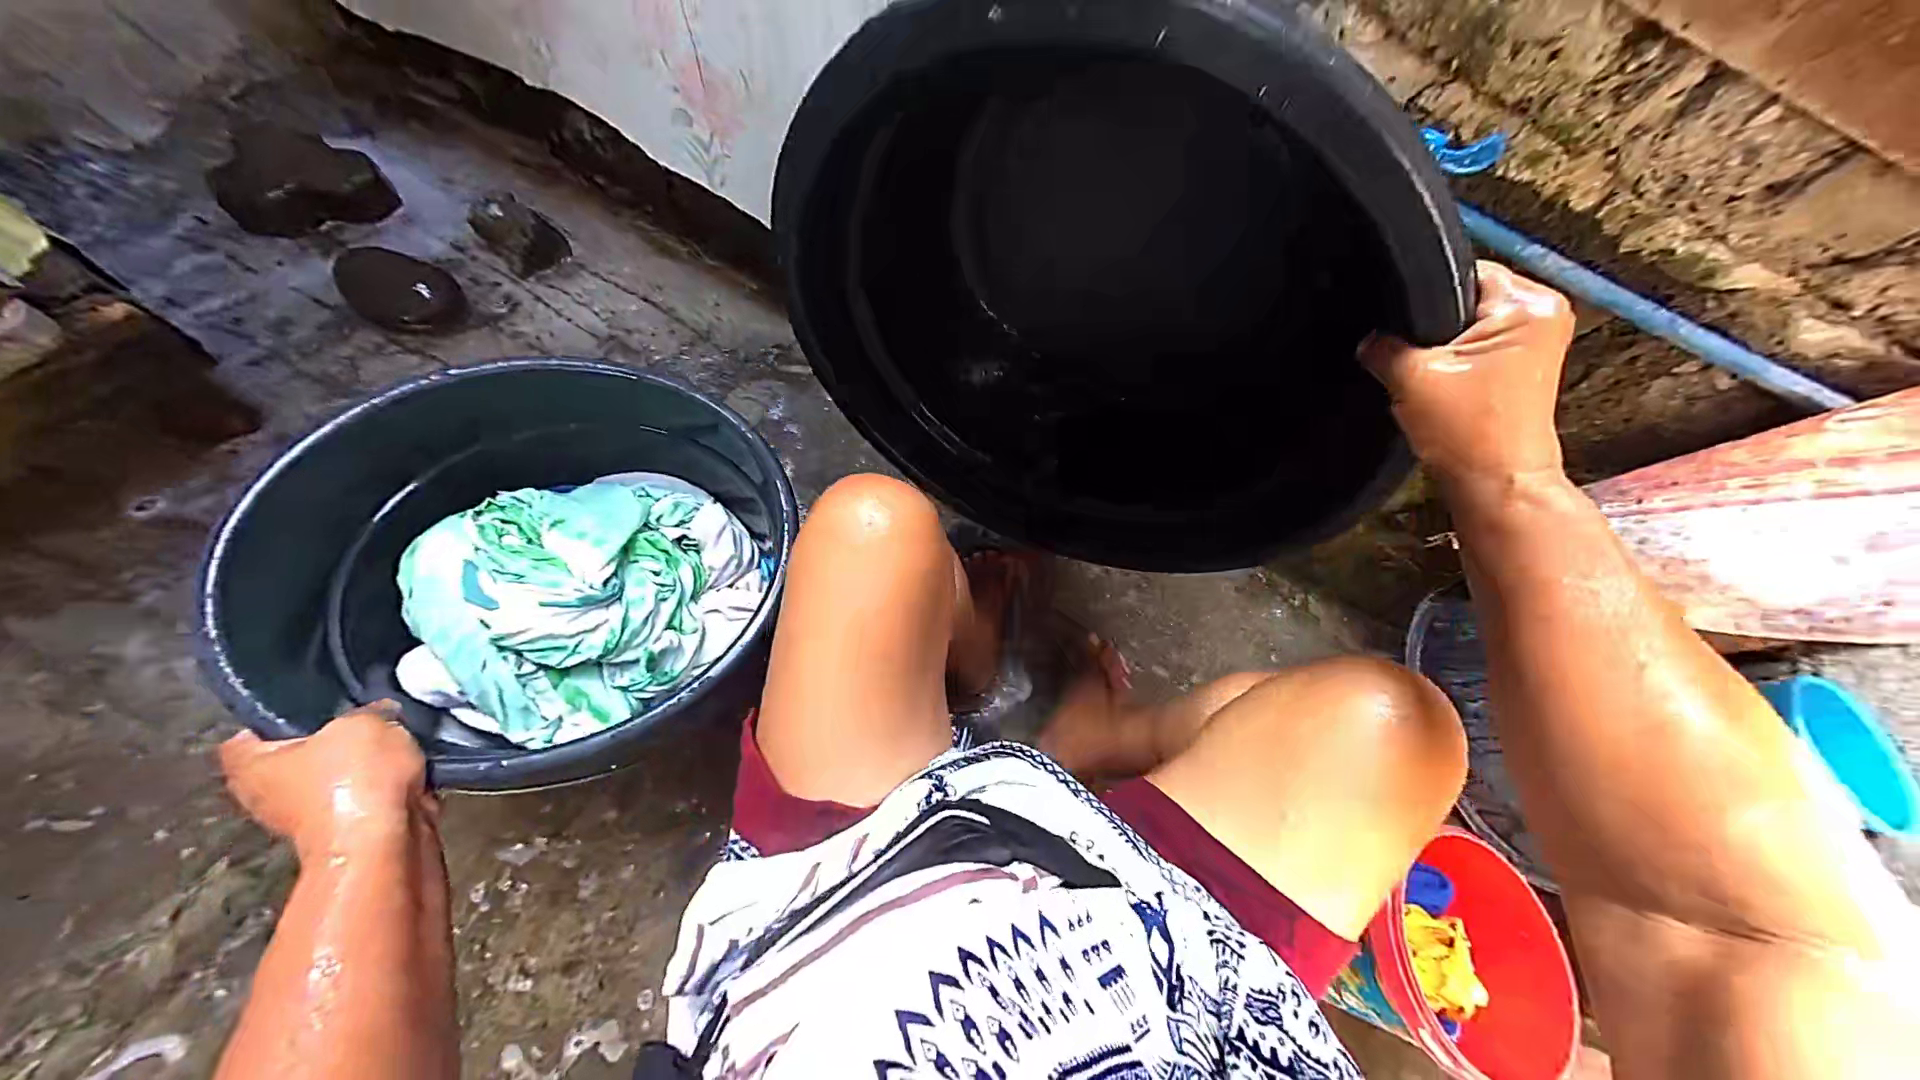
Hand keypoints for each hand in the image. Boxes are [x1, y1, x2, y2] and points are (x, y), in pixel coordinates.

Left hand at [219, 701, 432, 858]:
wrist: (383, 838)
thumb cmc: (354, 779)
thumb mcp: (366, 721)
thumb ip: (369, 709)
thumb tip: (379, 714)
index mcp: (249, 767)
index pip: (250, 733)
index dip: (283, 717)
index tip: (322, 708)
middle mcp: (264, 794)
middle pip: (300, 752)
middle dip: (335, 739)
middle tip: (369, 721)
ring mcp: (304, 815)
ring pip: (335, 774)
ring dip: (365, 762)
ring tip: (398, 744)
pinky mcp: (343, 827)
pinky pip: (362, 792)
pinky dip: (383, 783)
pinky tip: (407, 770)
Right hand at [1359, 260, 1574, 484]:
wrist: (1494, 481)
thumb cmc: (1469, 431)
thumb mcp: (1410, 377)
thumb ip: (1381, 346)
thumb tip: (1367, 338)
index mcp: (1529, 305)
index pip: (1463, 273)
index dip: (1421, 295)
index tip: (1394, 321)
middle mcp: (1543, 315)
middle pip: (1465, 298)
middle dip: (1430, 323)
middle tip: (1405, 350)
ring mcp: (1536, 343)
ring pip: (1467, 325)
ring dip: (1439, 345)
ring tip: (1421, 370)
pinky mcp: (1522, 367)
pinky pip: (1476, 347)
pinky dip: (1452, 361)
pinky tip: (1434, 382)